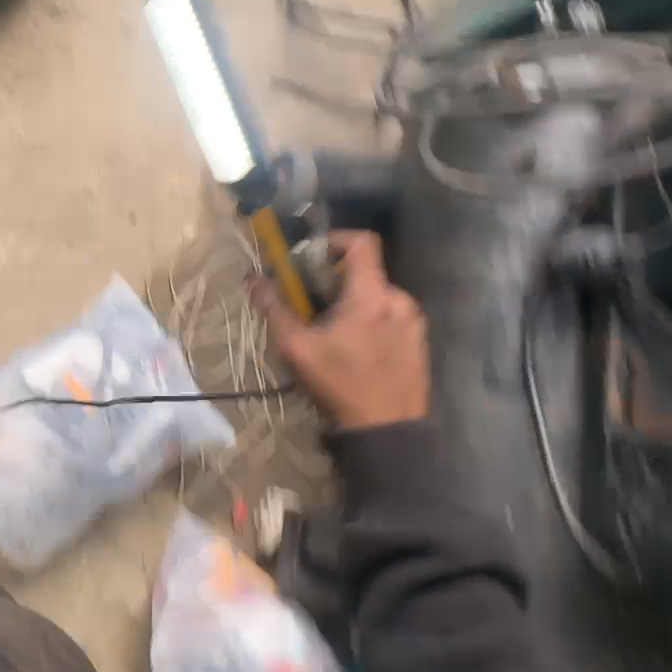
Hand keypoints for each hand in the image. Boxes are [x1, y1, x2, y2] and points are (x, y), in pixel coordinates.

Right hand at [254, 230, 428, 429]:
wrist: (387, 430)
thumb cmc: (340, 382)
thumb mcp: (296, 346)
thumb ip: (274, 307)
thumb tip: (252, 278)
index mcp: (372, 295)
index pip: (361, 243)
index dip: (334, 240)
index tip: (310, 258)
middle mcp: (399, 300)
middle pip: (364, 271)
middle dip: (334, 280)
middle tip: (310, 302)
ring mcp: (414, 321)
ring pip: (376, 294)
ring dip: (351, 301)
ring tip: (330, 330)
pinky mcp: (419, 341)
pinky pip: (390, 315)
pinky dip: (369, 319)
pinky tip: (353, 347)